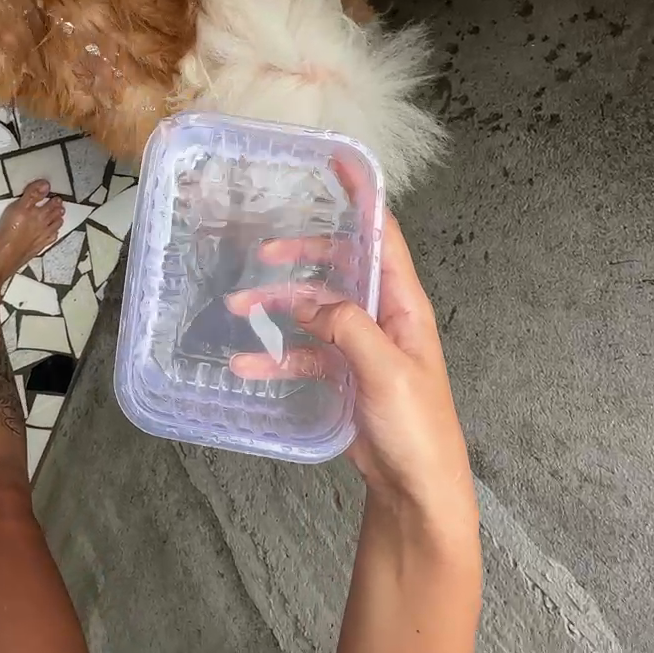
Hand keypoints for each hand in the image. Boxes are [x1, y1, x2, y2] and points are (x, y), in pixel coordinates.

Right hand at [226, 194, 475, 534]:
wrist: (417, 490)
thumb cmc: (416, 428)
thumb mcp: (386, 371)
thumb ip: (348, 327)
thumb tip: (309, 301)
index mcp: (403, 304)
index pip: (383, 235)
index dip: (363, 196)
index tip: (337, 162)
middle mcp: (382, 315)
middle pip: (338, 266)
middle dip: (302, 253)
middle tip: (264, 252)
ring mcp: (359, 343)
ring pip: (313, 308)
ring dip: (277, 306)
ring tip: (237, 307)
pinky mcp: (342, 372)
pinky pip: (304, 352)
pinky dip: (276, 354)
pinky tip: (246, 364)